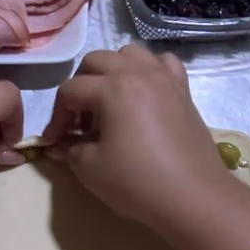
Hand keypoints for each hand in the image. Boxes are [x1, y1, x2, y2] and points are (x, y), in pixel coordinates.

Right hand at [43, 45, 233, 235]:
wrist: (193, 196)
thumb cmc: (138, 181)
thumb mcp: (92, 169)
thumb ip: (71, 149)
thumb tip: (58, 146)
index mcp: (113, 88)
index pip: (71, 89)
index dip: (57, 116)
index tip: (56, 141)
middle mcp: (139, 72)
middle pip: (97, 61)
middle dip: (81, 86)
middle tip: (81, 121)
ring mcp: (165, 77)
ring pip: (130, 53)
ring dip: (113, 71)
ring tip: (110, 102)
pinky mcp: (183, 89)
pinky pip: (163, 63)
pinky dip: (148, 70)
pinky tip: (144, 94)